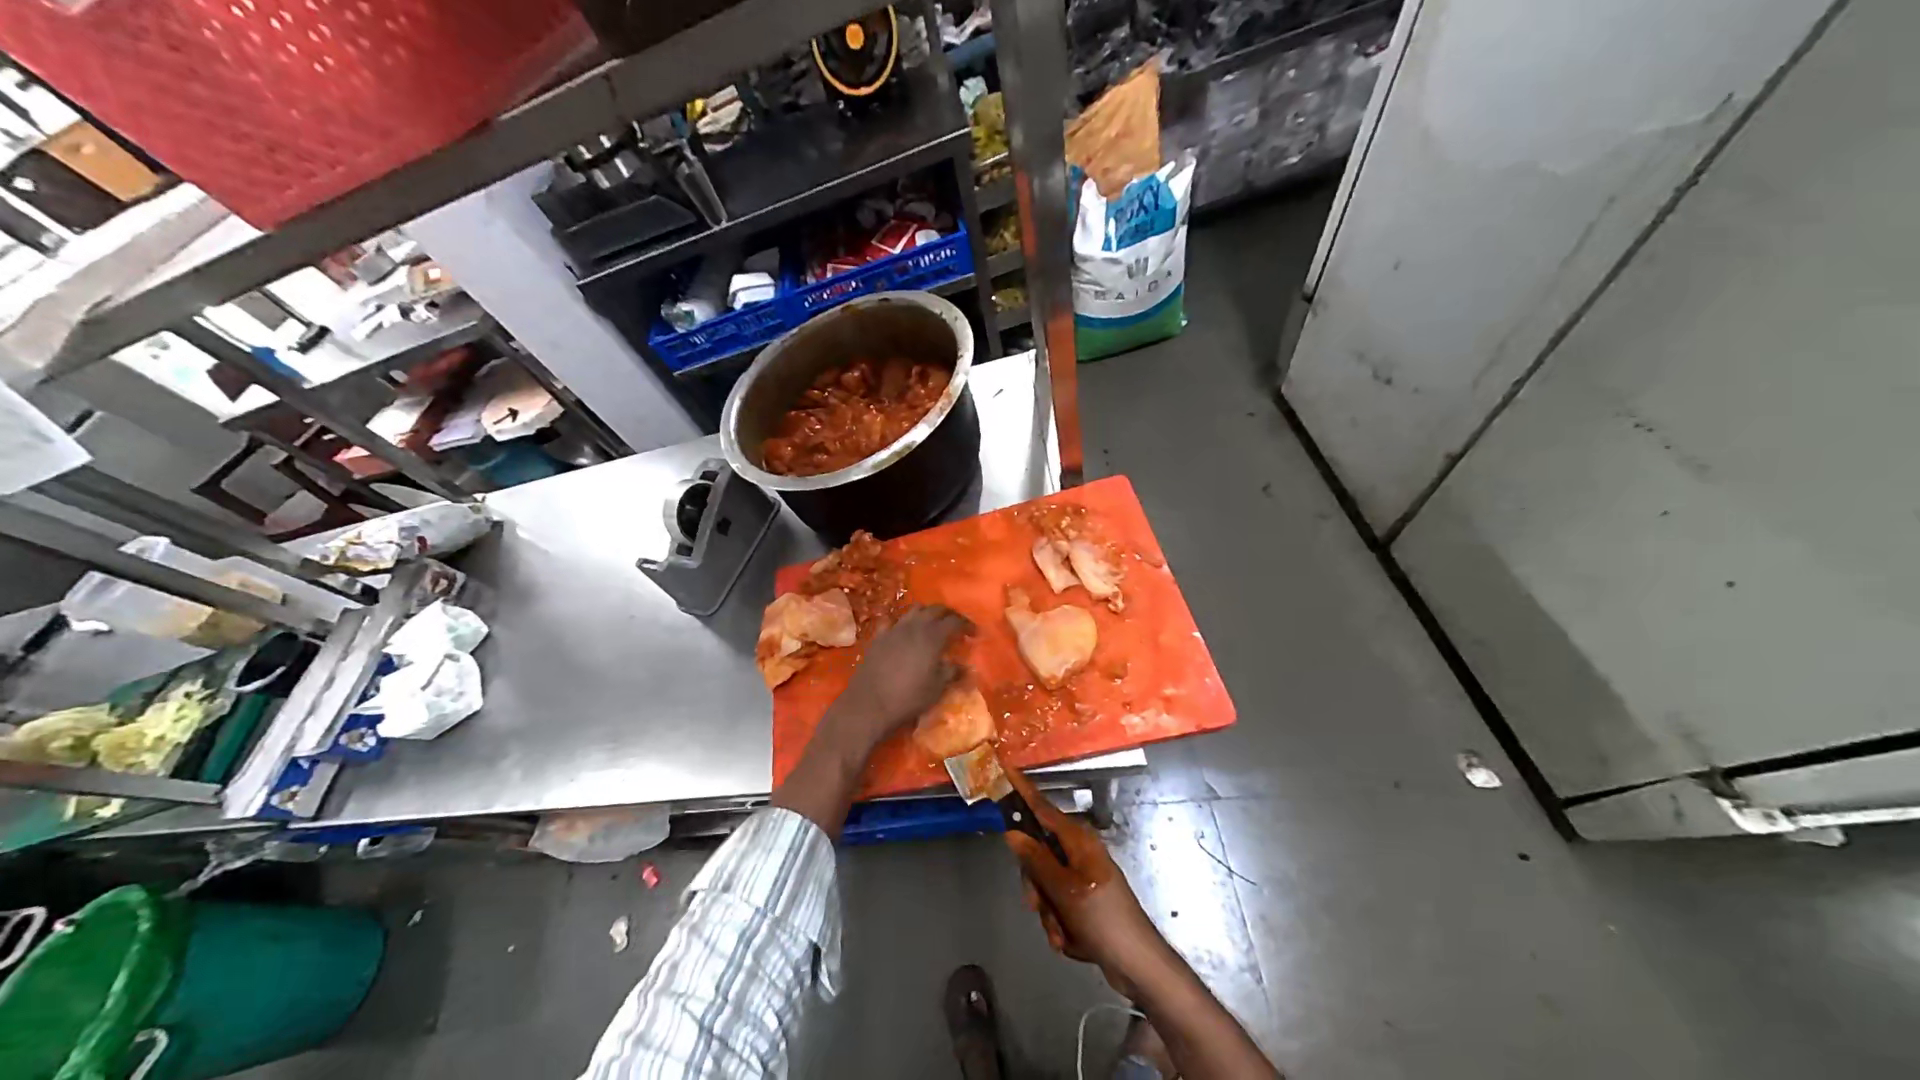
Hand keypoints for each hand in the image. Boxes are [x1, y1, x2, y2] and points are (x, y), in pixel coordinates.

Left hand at [823, 605, 971, 753]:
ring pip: (913, 610)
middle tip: (956, 625)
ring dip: (926, 613)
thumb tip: (967, 667)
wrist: (869, 704)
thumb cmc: (908, 697)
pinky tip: (903, 633)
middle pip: (935, 609)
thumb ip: (953, 672)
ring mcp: (893, 629)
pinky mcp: (877, 637)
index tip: (975, 633)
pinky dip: (902, 623)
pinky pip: (892, 621)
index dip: (967, 624)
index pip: (955, 621)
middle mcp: (914, 626)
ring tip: (931, 626)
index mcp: (932, 636)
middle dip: (948, 614)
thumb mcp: (937, 688)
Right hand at [1002, 766, 1161, 997]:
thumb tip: (1013, 831)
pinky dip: (1058, 922)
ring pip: (1044, 883)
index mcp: (1078, 840)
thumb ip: (1036, 860)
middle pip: (1037, 853)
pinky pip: (1057, 903)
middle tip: (1038, 905)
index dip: (1023, 791)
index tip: (1006, 769)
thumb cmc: (1103, 919)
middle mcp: (1079, 852)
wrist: (1137, 964)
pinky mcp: (1084, 899)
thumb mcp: (1064, 889)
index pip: (1043, 808)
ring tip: (1062, 933)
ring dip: (1048, 911)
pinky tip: (1069, 941)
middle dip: (1035, 885)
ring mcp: (1082, 876)